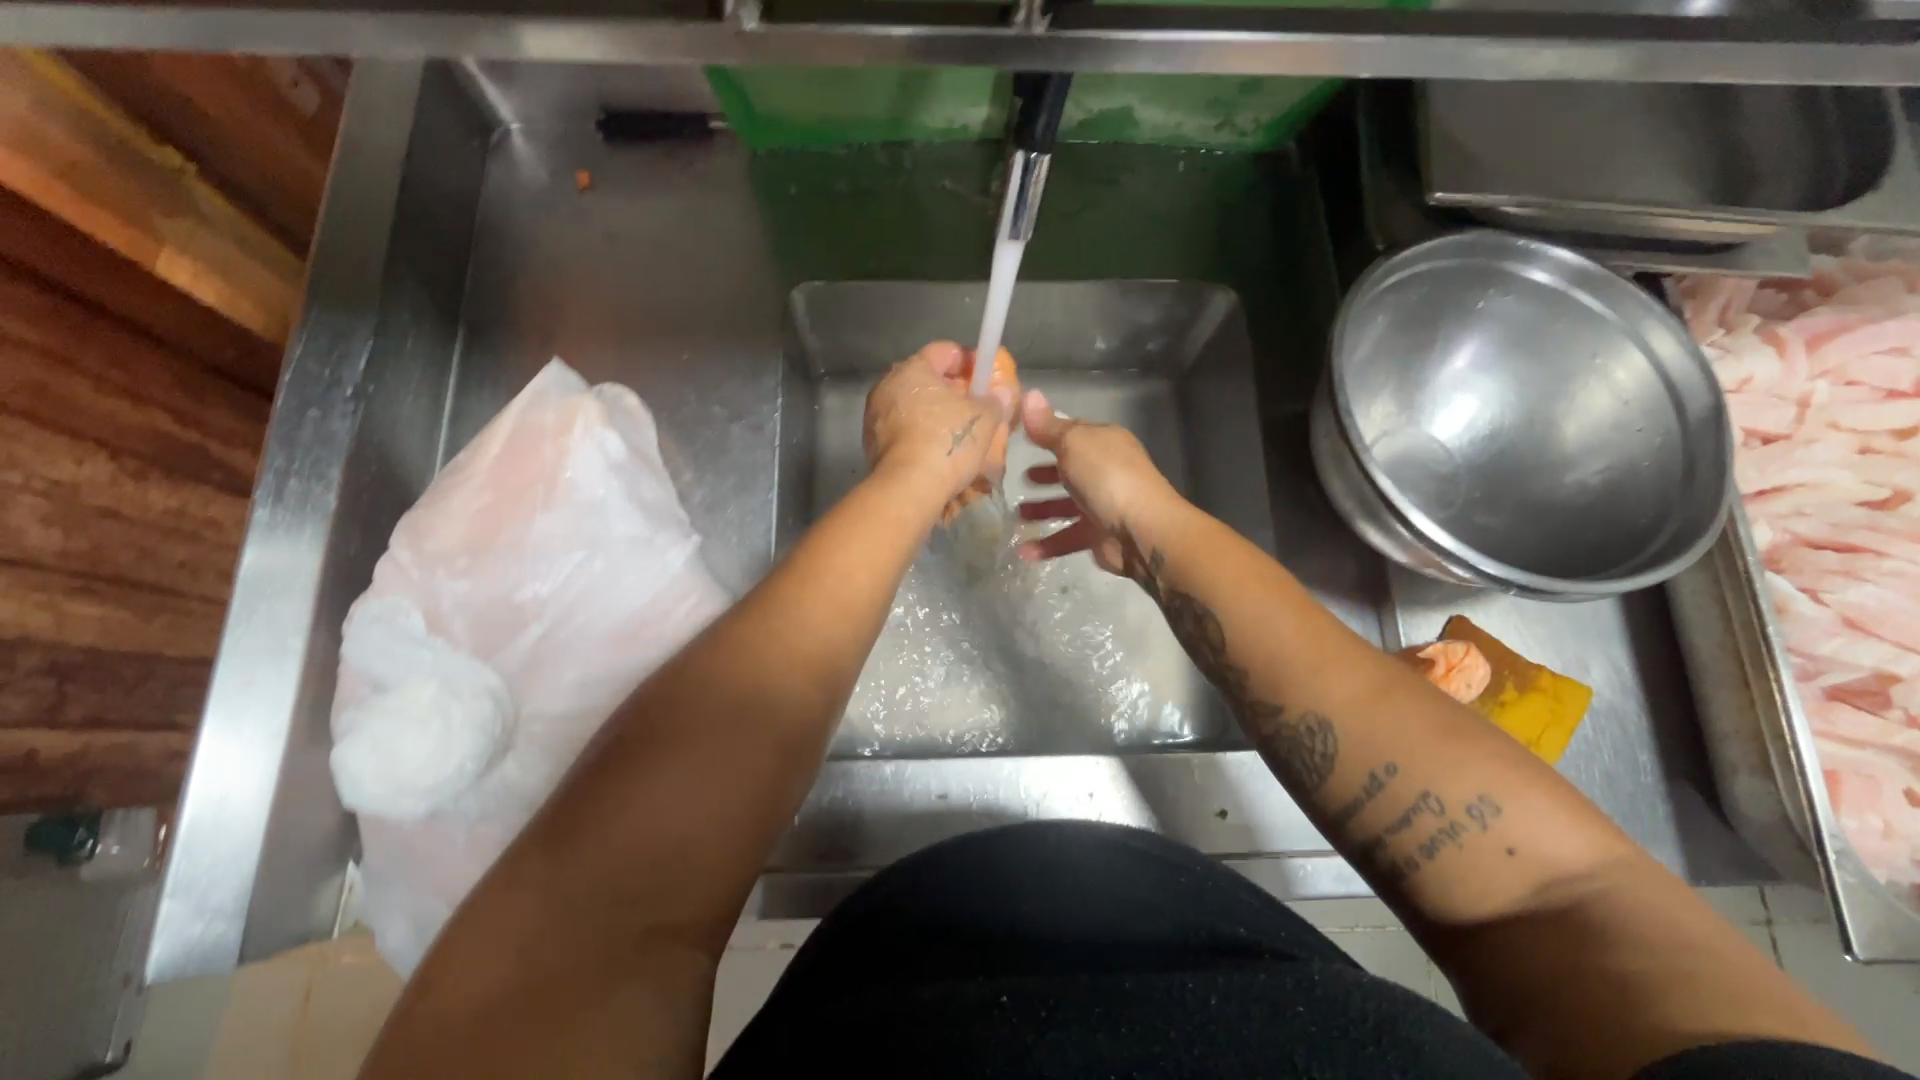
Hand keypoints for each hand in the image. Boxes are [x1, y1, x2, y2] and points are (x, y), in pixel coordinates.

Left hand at [863, 342, 1016, 507]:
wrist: (907, 490)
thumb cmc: (947, 443)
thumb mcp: (984, 418)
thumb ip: (995, 399)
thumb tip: (1000, 393)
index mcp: (912, 369)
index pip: (944, 351)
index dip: (969, 360)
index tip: (987, 377)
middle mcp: (888, 386)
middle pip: (928, 380)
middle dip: (954, 392)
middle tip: (977, 408)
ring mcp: (876, 417)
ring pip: (915, 407)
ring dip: (937, 416)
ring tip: (960, 435)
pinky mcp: (873, 445)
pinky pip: (905, 431)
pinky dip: (922, 436)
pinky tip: (940, 453)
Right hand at [1016, 389, 1183, 573]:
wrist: (1141, 530)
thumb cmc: (1107, 477)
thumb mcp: (1073, 443)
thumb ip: (1048, 426)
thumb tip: (1029, 395)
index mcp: (1104, 443)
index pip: (1072, 433)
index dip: (1047, 435)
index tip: (1019, 439)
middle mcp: (1106, 471)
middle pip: (1070, 470)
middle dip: (1044, 475)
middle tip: (1019, 478)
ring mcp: (1103, 505)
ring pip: (1066, 506)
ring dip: (1041, 510)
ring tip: (1016, 515)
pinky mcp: (1098, 536)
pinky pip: (1067, 538)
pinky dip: (1046, 545)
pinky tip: (1022, 551)